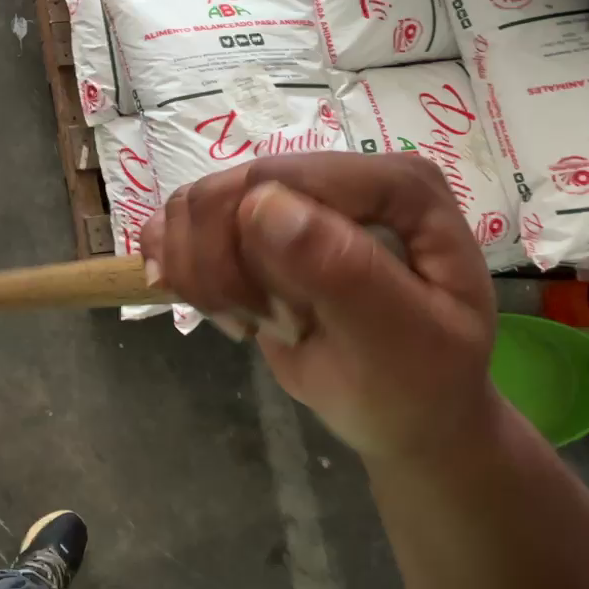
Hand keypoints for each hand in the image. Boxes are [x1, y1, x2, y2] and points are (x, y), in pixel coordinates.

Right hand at [141, 153, 498, 464]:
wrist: (401, 414)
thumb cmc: (415, 384)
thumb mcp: (398, 340)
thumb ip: (342, 270)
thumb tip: (260, 205)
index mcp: (392, 184)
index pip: (276, 181)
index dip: (252, 249)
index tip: (282, 322)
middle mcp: (336, 174)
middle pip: (223, 191)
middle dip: (222, 270)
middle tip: (261, 325)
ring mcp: (288, 194)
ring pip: (191, 206)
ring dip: (199, 274)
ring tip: (246, 320)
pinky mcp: (248, 221)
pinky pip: (177, 221)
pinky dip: (172, 265)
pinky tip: (204, 303)